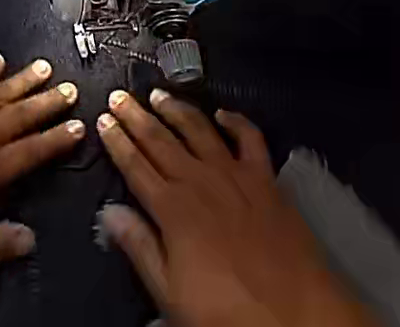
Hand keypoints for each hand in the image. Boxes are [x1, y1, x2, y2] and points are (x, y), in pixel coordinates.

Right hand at [96, 89, 374, 326]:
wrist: (296, 316)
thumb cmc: (226, 312)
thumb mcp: (170, 294)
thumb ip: (139, 247)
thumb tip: (108, 211)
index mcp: (172, 207)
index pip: (135, 165)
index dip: (117, 141)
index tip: (103, 119)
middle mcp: (199, 179)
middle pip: (160, 139)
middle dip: (136, 116)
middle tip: (120, 96)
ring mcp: (233, 173)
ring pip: (197, 129)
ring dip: (175, 109)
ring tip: (157, 94)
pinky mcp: (264, 177)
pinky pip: (248, 137)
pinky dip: (235, 120)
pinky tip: (221, 113)